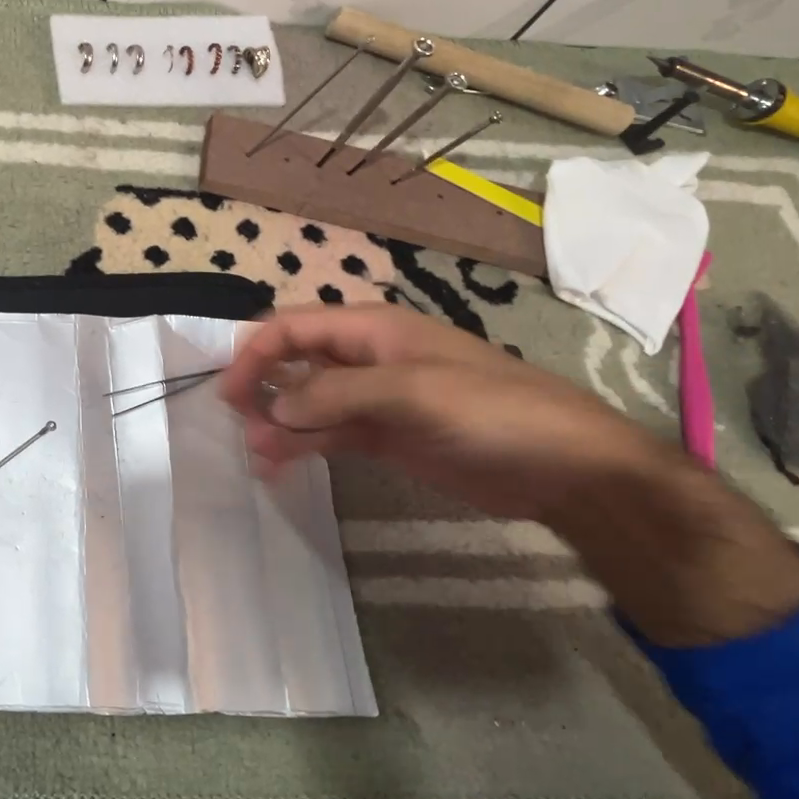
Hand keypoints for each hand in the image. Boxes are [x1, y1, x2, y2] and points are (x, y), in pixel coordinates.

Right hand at [219, 304, 682, 522]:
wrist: (569, 470)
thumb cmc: (494, 412)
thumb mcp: (412, 392)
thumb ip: (335, 394)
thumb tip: (272, 407)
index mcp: (371, 328)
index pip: (292, 328)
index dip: (255, 354)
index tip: (229, 394)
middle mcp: (364, 358)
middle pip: (292, 363)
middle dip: (262, 390)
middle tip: (241, 427)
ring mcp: (373, 399)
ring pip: (305, 403)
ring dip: (277, 424)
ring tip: (258, 456)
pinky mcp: (383, 437)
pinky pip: (326, 435)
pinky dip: (300, 446)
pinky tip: (279, 465)